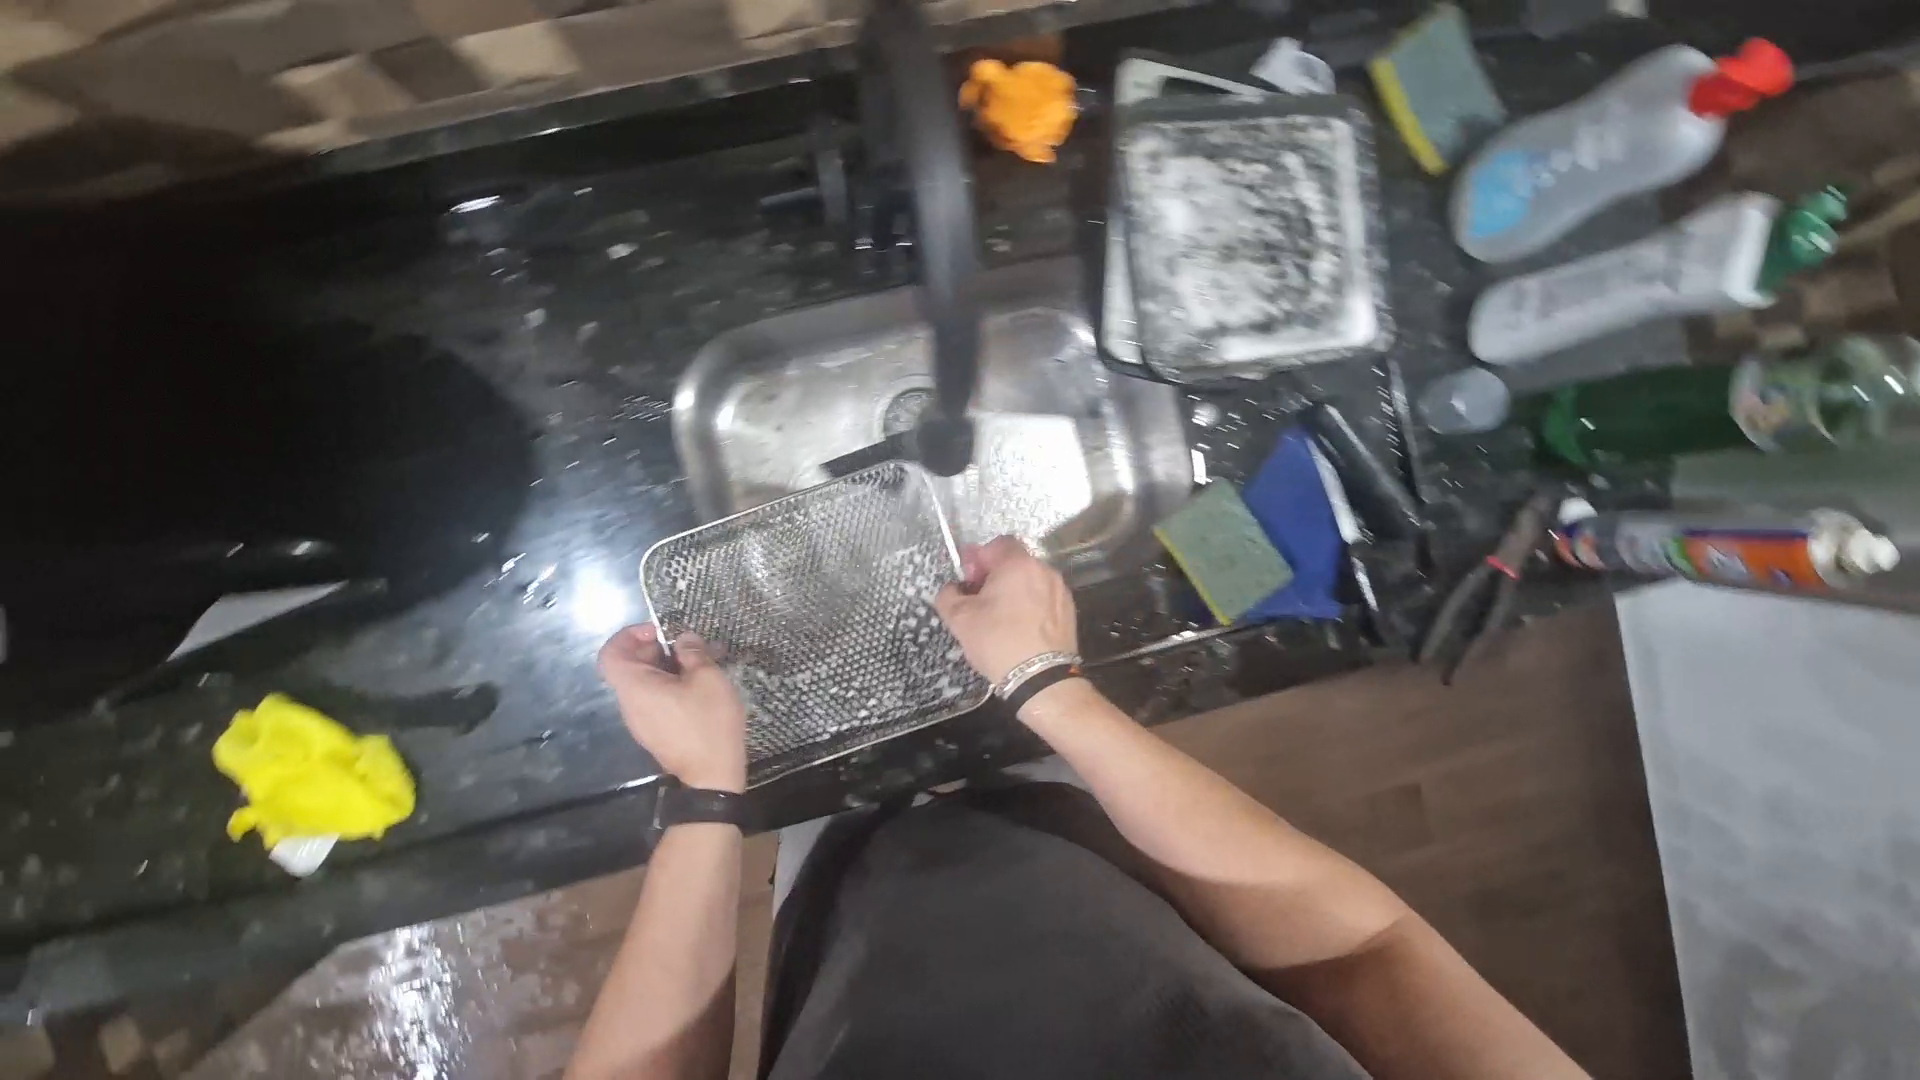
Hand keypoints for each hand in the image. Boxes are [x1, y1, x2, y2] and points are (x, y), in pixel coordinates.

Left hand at [599, 624, 747, 792]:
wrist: (711, 775)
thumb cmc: (707, 722)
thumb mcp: (708, 678)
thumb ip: (693, 653)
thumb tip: (683, 639)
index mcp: (635, 687)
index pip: (611, 653)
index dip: (629, 635)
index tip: (658, 632)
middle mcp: (630, 703)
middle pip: (628, 666)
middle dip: (656, 649)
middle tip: (688, 647)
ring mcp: (640, 720)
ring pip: (644, 683)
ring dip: (668, 667)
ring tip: (700, 664)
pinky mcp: (654, 731)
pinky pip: (654, 698)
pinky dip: (670, 684)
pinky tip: (699, 687)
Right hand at [933, 535, 1077, 684]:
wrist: (1041, 679)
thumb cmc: (998, 642)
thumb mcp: (960, 619)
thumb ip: (948, 595)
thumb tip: (952, 589)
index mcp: (1018, 564)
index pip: (997, 544)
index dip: (979, 557)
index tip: (967, 579)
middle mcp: (1044, 570)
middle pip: (1015, 562)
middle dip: (994, 575)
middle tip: (978, 599)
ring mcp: (1060, 591)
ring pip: (1030, 580)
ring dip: (1013, 590)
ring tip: (999, 616)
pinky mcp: (1069, 611)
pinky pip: (1043, 598)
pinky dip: (1030, 605)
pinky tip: (1020, 628)